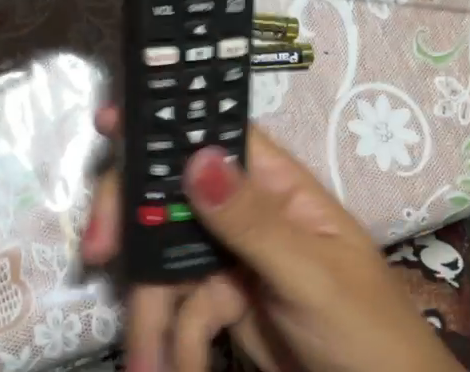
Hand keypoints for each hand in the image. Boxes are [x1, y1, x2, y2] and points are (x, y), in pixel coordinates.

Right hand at [82, 109, 460, 371]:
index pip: (213, 136)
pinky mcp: (222, 304)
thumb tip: (196, 157)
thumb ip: (253, 222)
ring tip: (143, 364)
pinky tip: (176, 369)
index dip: (162, 122)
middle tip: (99, 250)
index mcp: (277, 186)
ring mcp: (232, 258)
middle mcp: (247, 211)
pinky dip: (174, 342)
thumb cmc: (370, 337)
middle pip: (173, 195)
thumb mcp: (313, 278)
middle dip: (133, 224)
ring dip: (149, 310)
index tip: (107, 123)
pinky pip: (179, 309)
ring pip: (166, 261)